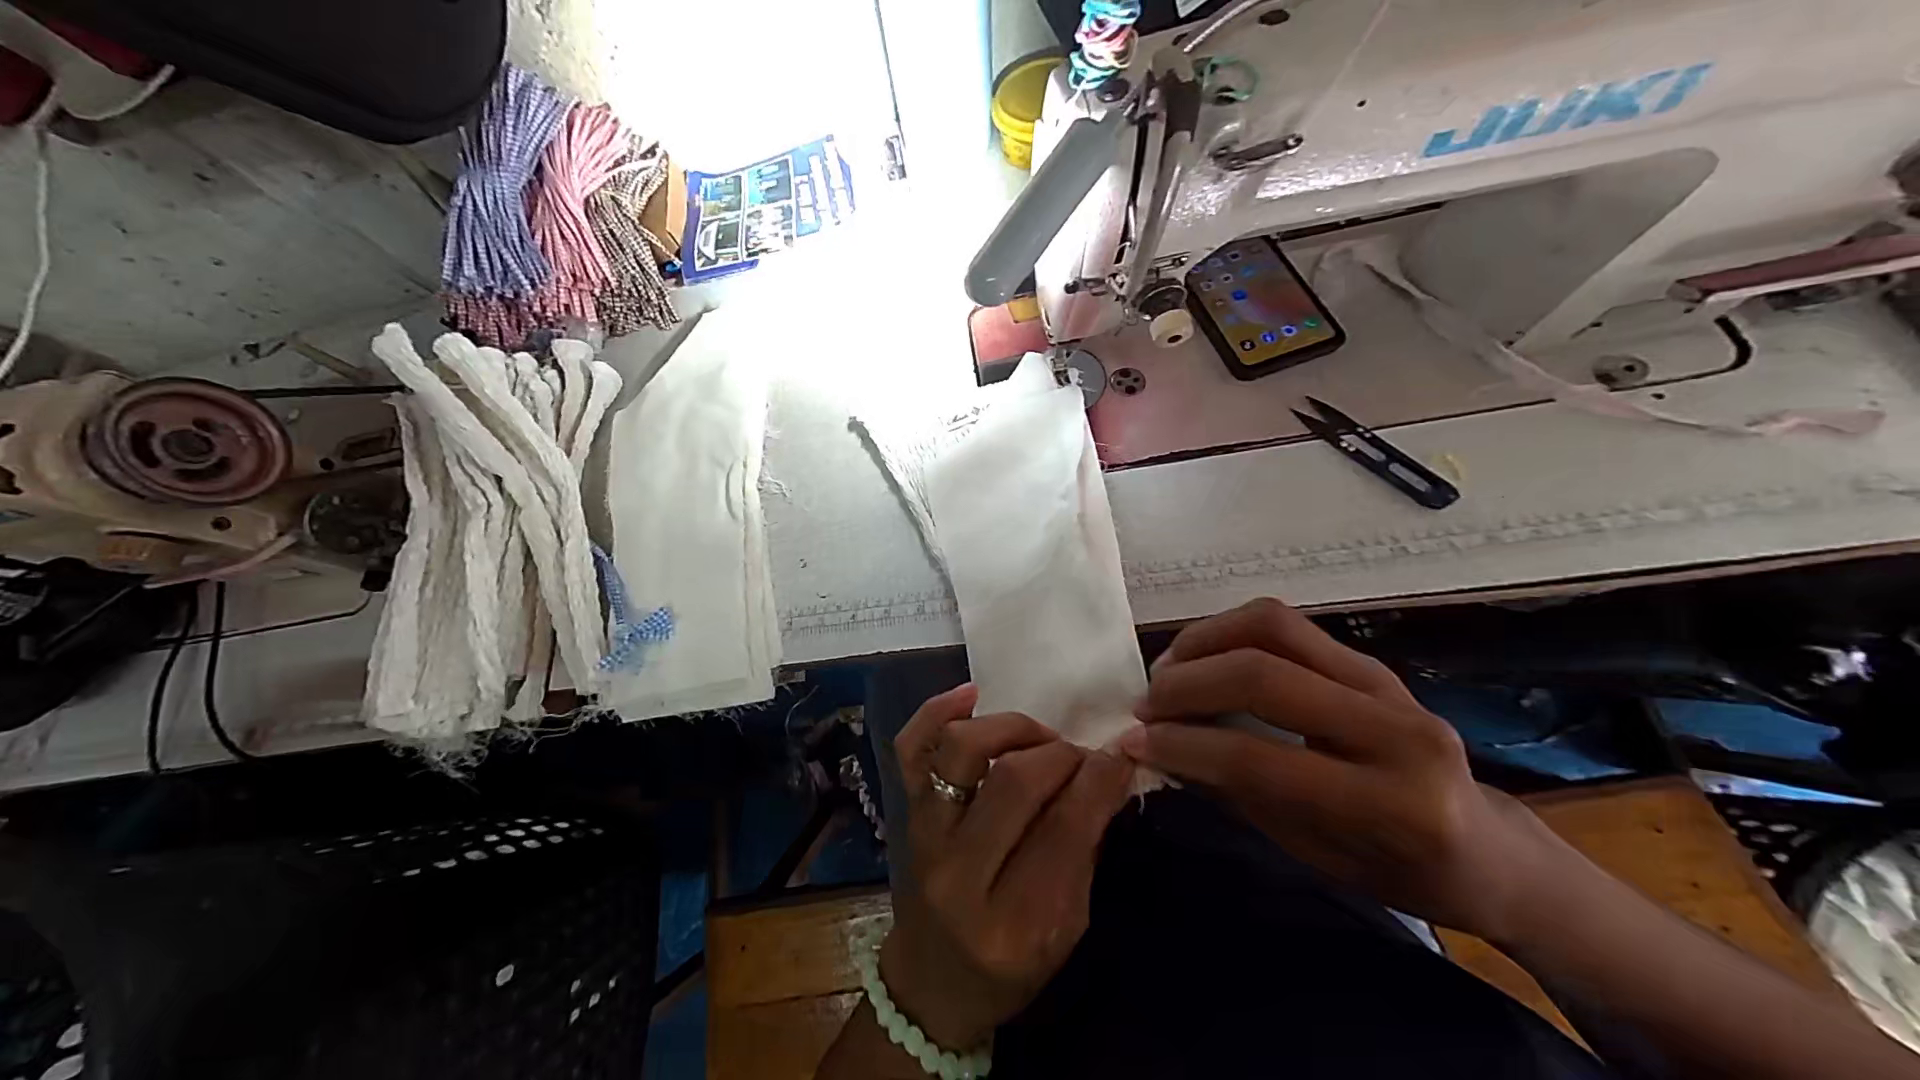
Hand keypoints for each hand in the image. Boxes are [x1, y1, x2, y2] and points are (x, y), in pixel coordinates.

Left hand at [881, 683, 1135, 1049]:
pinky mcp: (902, 811)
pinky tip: (972, 696)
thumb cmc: (1008, 967)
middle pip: (1015, 783)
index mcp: (1013, 923)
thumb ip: (1085, 850)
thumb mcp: (1067, 928)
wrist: (931, 980)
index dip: (1099, 780)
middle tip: (1083, 754)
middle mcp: (959, 874)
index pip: (1064, 830)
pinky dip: (937, 711)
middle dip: (1062, 755)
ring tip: (1039, 738)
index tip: (1120, 754)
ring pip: (961, 752)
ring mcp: (922, 836)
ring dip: (1011, 729)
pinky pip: (911, 747)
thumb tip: (1108, 772)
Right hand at [1119, 598, 1571, 938]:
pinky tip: (1204, 657)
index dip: (1184, 745)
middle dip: (1186, 685)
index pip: (1259, 757)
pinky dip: (1229, 632)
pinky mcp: (1369, 661)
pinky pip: (1286, 625)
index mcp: (1391, 803)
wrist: (1490, 851)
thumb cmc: (1400, 873)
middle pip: (1263, 675)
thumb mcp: (1315, 855)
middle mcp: (1395, 728)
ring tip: (1167, 670)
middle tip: (1145, 705)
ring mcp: (1385, 682)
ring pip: (1273, 626)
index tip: (1133, 742)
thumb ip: (1240, 794)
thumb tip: (1160, 748)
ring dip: (1204, 641)